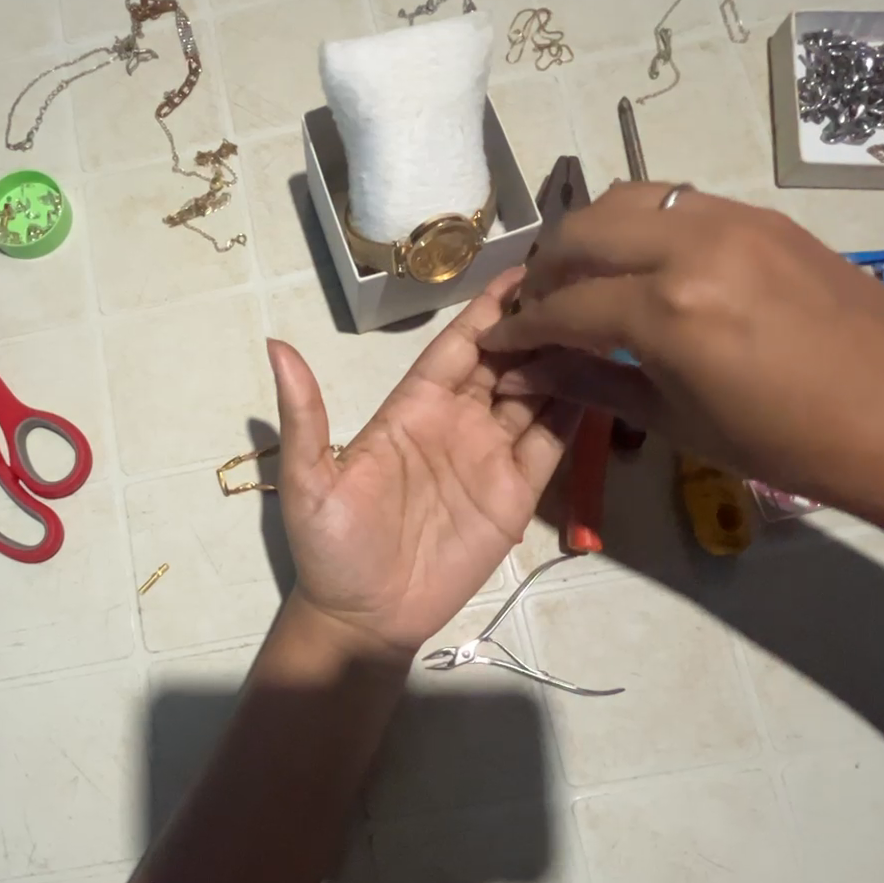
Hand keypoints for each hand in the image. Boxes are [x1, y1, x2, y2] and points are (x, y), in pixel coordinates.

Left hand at [268, 267, 578, 653]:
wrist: (365, 615)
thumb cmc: (332, 547)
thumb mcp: (309, 479)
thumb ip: (304, 414)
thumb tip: (275, 343)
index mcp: (411, 408)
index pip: (457, 346)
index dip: (489, 310)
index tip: (527, 267)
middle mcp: (456, 421)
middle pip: (506, 360)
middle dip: (538, 323)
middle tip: (584, 280)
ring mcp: (490, 456)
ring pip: (538, 393)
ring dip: (566, 358)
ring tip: (607, 317)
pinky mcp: (516, 493)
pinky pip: (552, 441)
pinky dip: (579, 409)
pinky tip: (608, 376)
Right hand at [479, 182, 883, 521]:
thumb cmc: (785, 442)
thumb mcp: (673, 421)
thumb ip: (588, 383)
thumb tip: (522, 372)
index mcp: (668, 309)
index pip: (562, 305)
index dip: (519, 328)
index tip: (494, 343)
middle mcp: (694, 245)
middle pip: (582, 230)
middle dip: (543, 269)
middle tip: (536, 309)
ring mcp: (734, 221)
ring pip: (628, 198)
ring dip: (589, 236)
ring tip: (583, 282)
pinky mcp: (764, 217)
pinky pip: (676, 203)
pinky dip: (638, 228)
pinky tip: (642, 272)